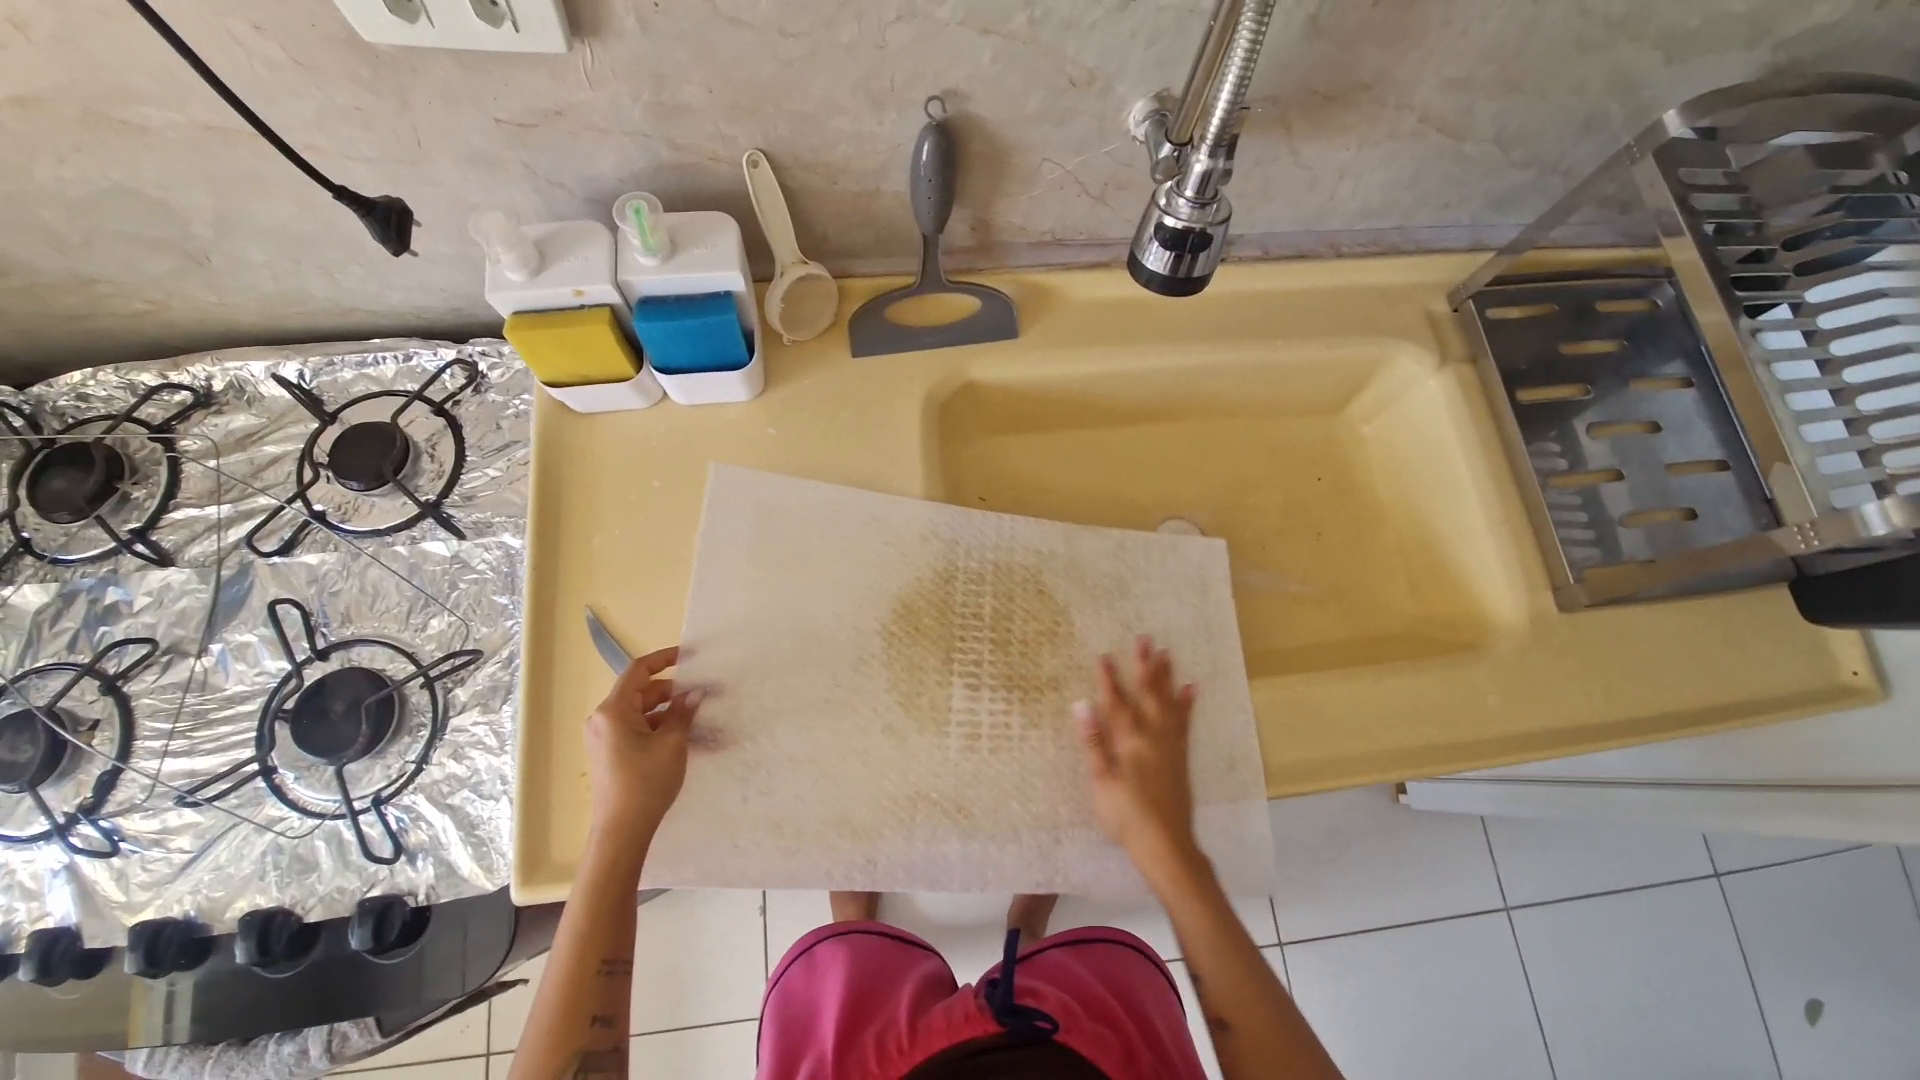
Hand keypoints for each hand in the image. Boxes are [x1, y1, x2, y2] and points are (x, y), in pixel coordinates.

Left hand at [585, 645, 702, 844]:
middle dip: (670, 692)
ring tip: (695, 719)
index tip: (688, 656)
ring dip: (666, 712)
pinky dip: (656, 727)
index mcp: (613, 710)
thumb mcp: (672, 744)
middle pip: (640, 693)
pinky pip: (635, 729)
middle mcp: (602, 719)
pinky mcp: (608, 754)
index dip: (664, 659)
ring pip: (639, 713)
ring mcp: (603, 738)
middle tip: (700, 696)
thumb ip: (683, 713)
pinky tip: (679, 737)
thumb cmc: (646, 782)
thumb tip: (694, 693)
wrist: (622, 830)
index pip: (638, 671)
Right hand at [1075, 637, 1201, 875]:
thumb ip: (1092, 742)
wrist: (1164, 841)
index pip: (1116, 703)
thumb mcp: (1100, 781)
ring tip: (1167, 653)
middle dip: (1144, 666)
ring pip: (1167, 703)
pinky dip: (1187, 704)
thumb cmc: (1124, 814)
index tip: (1104, 655)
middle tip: (1145, 639)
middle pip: (1147, 694)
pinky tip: (1191, 689)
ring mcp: (1169, 745)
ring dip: (1166, 677)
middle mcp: (1151, 736)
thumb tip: (1081, 706)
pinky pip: (1185, 722)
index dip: (1109, 679)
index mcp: (1127, 741)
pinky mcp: (1181, 756)